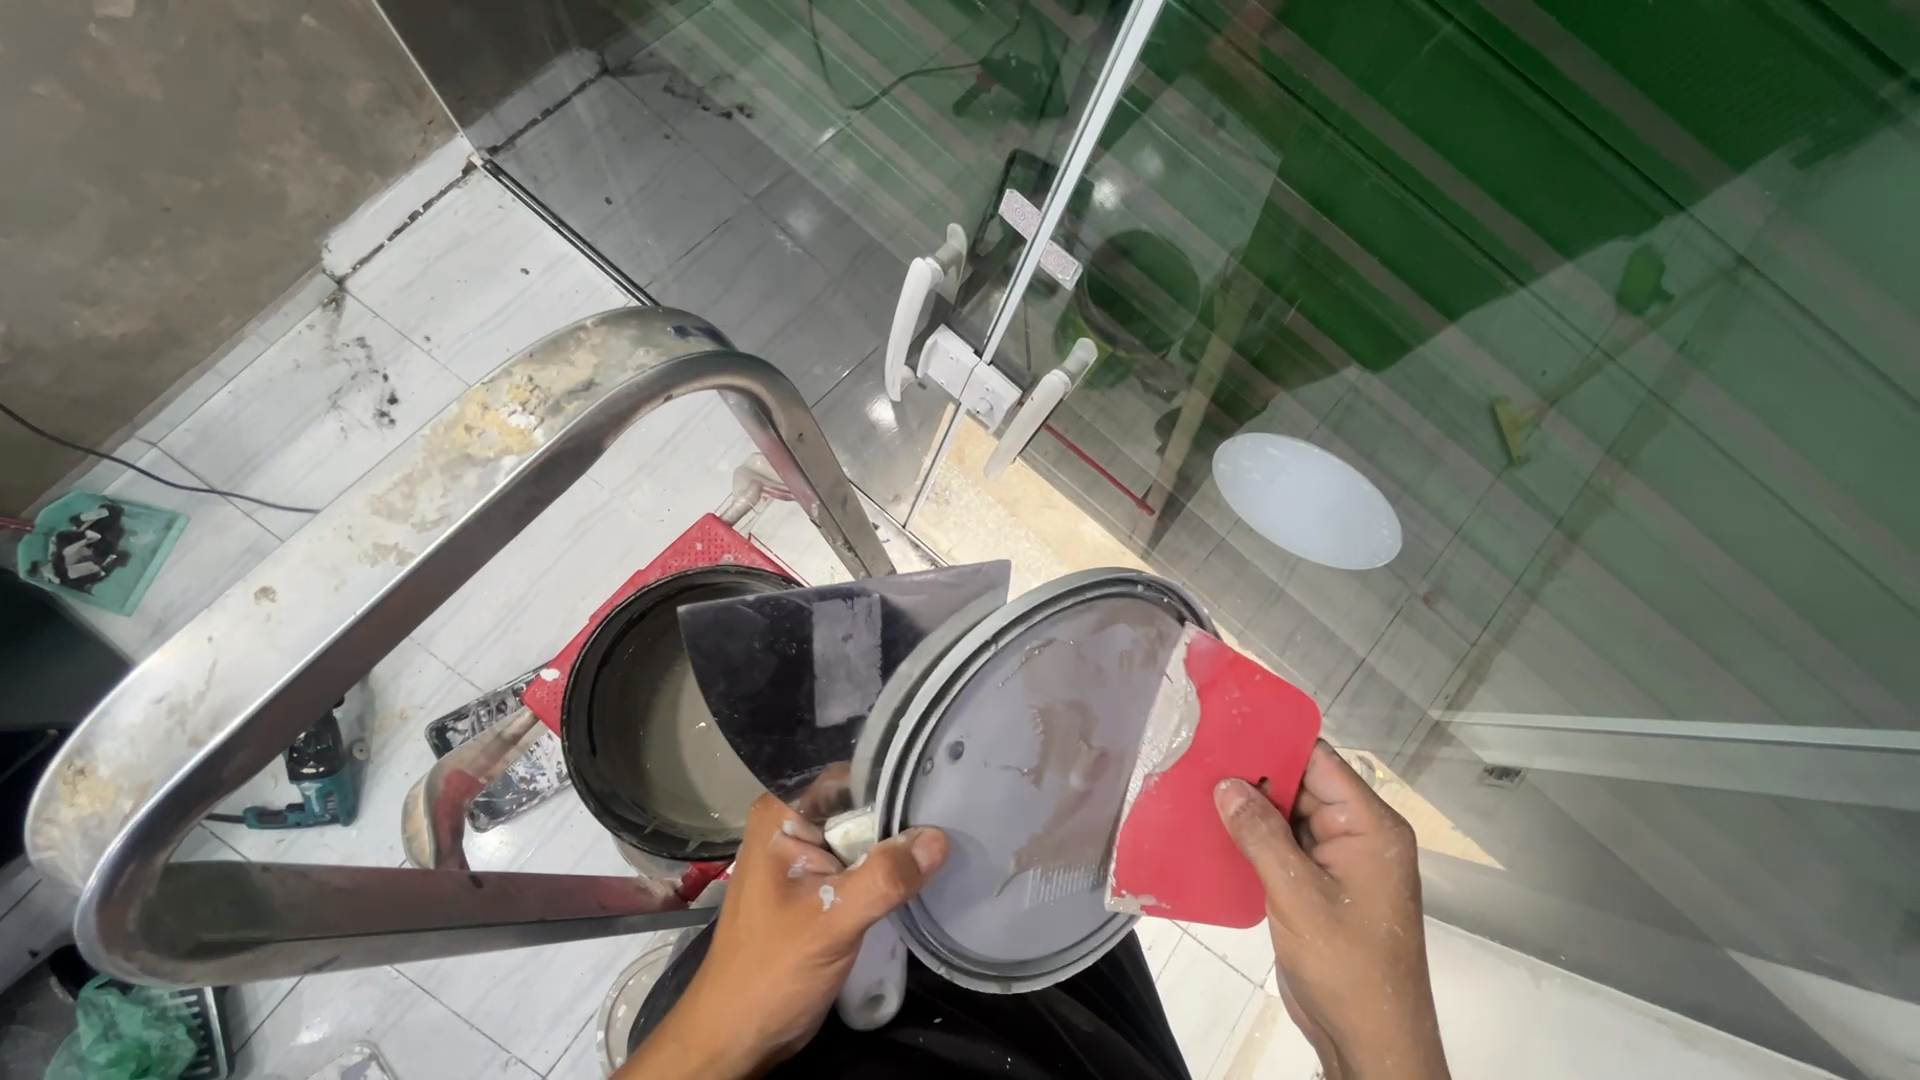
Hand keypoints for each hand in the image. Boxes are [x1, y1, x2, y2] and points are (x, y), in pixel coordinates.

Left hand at [623, 794, 948, 1078]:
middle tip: (955, 805)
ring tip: (951, 830)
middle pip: (861, 800)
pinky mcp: (822, 885)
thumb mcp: (831, 921)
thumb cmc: (770, 971)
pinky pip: (864, 860)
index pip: (847, 775)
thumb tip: (939, 838)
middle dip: (902, 809)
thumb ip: (884, 878)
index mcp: (782, 814)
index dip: (892, 774)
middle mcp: (793, 824)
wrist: (738, 1036)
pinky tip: (925, 866)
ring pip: (866, 831)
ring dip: (900, 840)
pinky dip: (890, 866)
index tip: (938, 776)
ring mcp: (807, 855)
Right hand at [1215, 742, 1448, 1079]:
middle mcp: (1355, 833)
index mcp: (1370, 826)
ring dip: (1246, 804)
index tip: (1225, 723)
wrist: (1369, 1040)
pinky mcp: (1315, 882)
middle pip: (1299, 783)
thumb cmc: (1346, 965)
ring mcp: (1335, 859)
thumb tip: (1226, 783)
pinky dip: (1249, 835)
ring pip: (1285, 813)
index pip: (1319, 761)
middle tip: (1197, 752)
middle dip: (1251, 771)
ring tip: (1193, 781)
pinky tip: (1209, 827)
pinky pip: (1280, 843)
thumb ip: (1261, 835)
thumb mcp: (1299, 896)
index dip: (1274, 740)